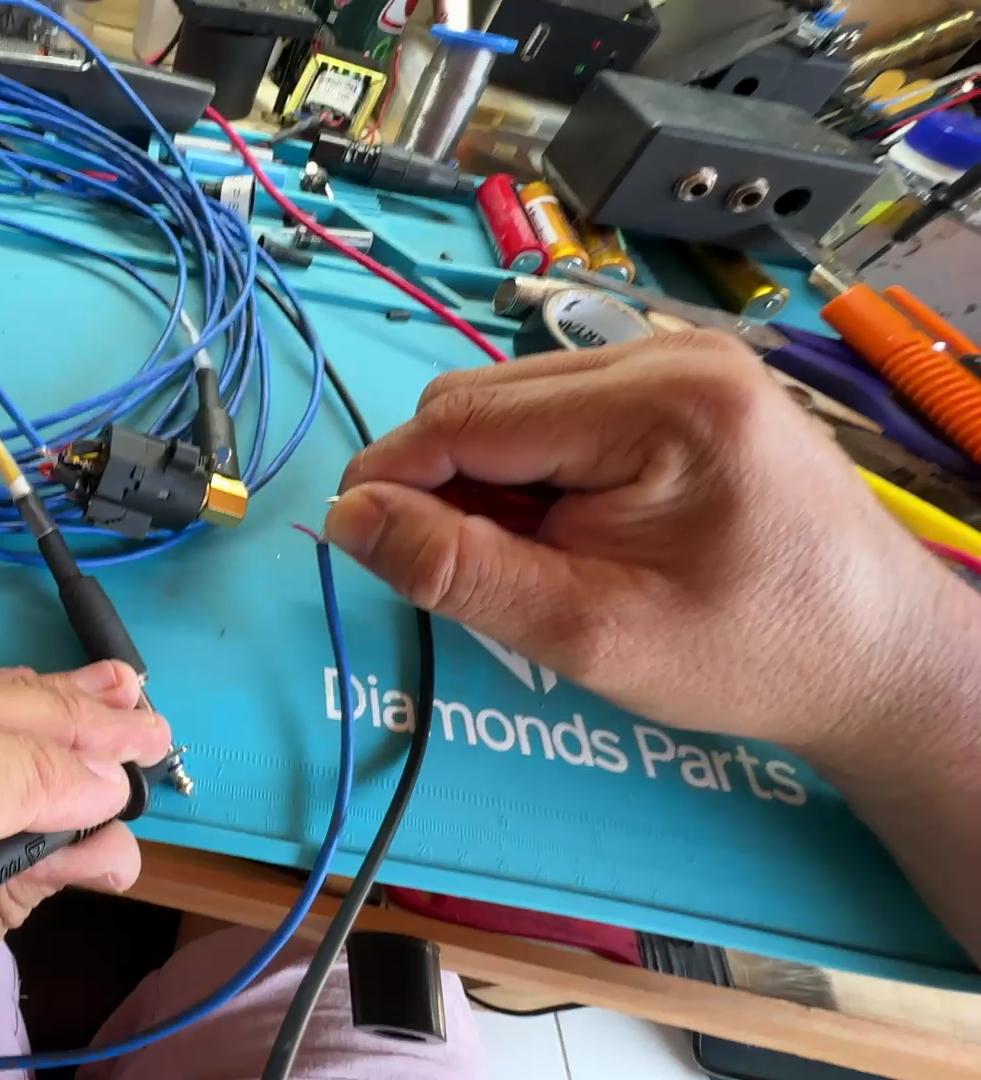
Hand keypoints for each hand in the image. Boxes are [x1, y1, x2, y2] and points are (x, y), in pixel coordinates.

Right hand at [323, 331, 968, 754]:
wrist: (878, 662)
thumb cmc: (741, 656)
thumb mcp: (580, 630)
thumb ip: (452, 570)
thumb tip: (344, 516)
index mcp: (655, 403)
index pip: (457, 420)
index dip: (387, 480)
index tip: (361, 546)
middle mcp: (658, 355)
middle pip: (467, 403)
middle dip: (434, 484)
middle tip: (465, 565)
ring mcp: (663, 364)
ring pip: (489, 407)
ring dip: (467, 480)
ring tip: (518, 549)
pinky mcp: (659, 387)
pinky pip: (529, 416)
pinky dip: (506, 473)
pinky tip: (546, 523)